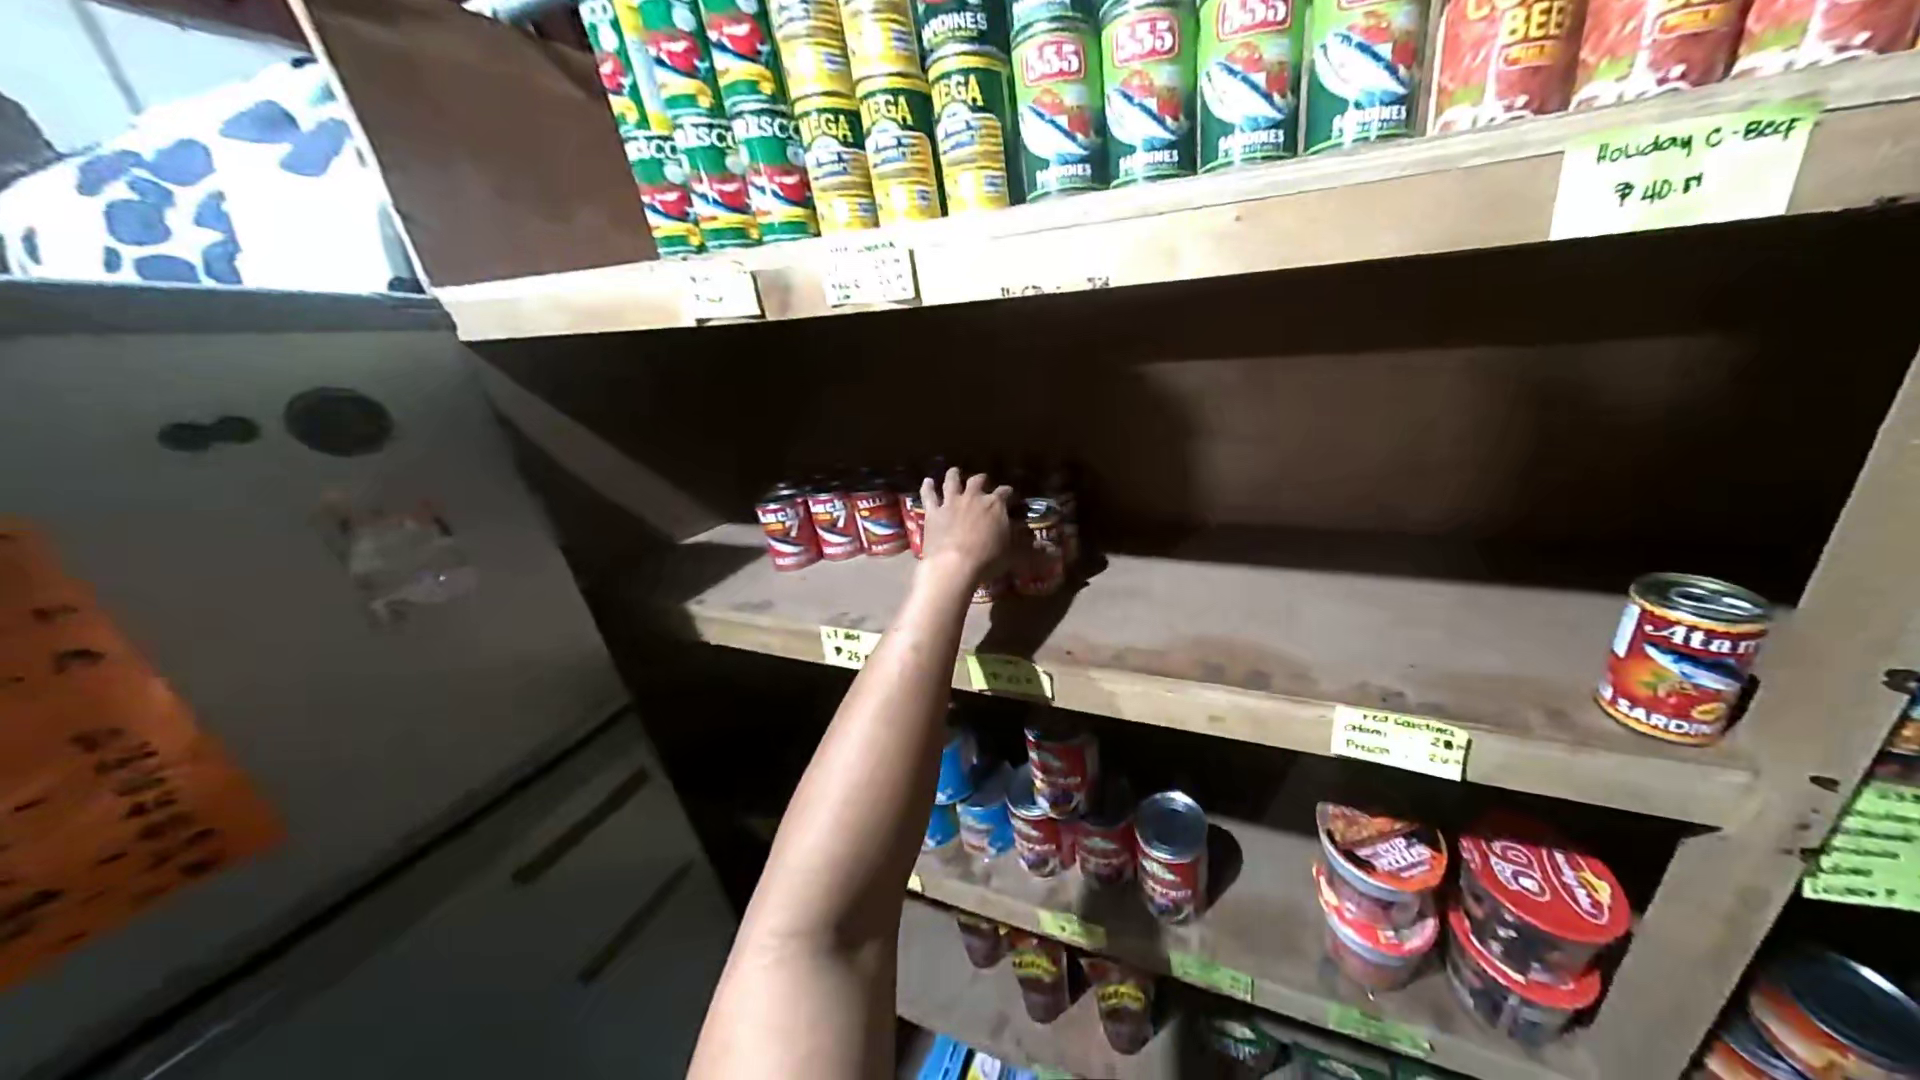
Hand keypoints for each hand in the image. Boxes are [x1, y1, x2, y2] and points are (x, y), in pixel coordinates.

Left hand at [919, 469, 1012, 583]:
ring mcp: (951, 503)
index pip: (1005, 492)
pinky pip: (929, 495)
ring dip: (953, 475)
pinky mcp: (933, 512)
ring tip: (954, 471)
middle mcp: (973, 497)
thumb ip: (1020, 541)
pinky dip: (927, 487)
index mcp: (995, 505)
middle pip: (977, 481)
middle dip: (981, 479)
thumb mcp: (1012, 552)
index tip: (1010, 494)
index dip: (1008, 492)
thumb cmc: (987, 560)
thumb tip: (1035, 540)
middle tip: (982, 479)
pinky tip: (927, 481)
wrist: (954, 565)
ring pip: (951, 481)